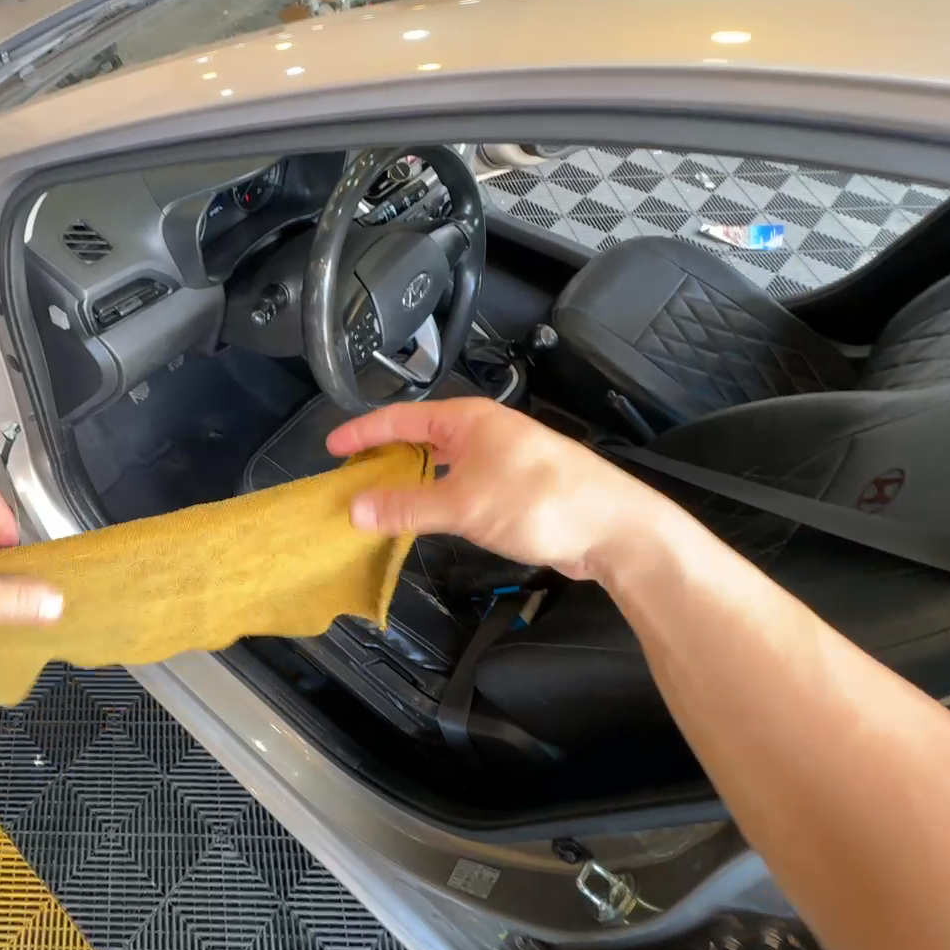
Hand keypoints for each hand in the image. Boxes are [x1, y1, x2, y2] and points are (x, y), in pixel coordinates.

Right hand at [326, 397, 684, 581]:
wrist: (617, 531)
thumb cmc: (541, 502)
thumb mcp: (463, 504)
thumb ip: (405, 507)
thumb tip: (353, 510)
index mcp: (467, 420)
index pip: (399, 419)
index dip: (362, 432)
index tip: (332, 447)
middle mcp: (480, 432)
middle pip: (416, 438)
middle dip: (381, 456)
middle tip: (350, 476)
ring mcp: (498, 457)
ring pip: (437, 463)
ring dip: (407, 479)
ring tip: (377, 497)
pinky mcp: (510, 484)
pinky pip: (455, 482)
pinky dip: (431, 494)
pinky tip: (422, 514)